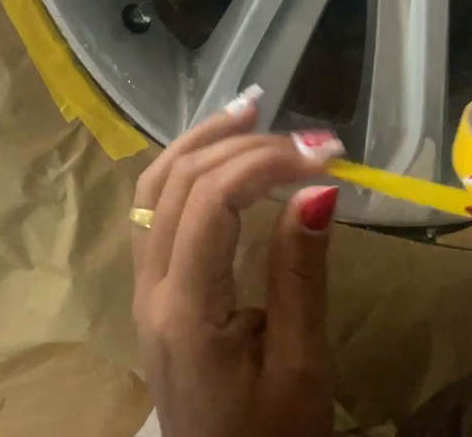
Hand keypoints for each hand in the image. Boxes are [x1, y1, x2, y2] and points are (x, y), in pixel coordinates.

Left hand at [130, 88, 344, 436]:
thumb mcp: (300, 364)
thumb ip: (301, 271)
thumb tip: (320, 186)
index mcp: (186, 311)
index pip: (214, 202)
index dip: (269, 162)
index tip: (329, 153)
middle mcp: (150, 288)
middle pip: (182, 182)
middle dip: (246, 146)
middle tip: (310, 138)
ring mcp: (142, 285)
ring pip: (156, 186)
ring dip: (204, 140)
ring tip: (252, 107)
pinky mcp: (150, 286)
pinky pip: (155, 207)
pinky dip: (187, 164)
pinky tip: (220, 150)